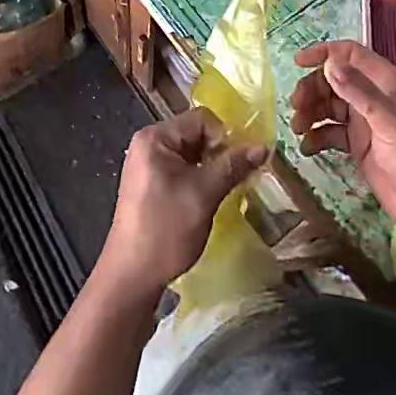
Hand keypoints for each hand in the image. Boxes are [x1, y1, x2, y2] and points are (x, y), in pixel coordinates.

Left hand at [97, 108, 265, 295]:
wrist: (132, 275)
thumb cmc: (166, 230)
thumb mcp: (204, 194)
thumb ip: (233, 166)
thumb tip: (263, 147)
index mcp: (155, 138)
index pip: (201, 119)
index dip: (224, 138)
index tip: (236, 166)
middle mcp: (148, 144)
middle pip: (197, 134)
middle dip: (219, 153)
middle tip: (234, 179)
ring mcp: (148, 164)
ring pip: (193, 153)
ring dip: (212, 167)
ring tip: (223, 190)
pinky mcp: (152, 183)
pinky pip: (184, 168)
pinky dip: (201, 178)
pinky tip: (209, 198)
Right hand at [291, 41, 395, 238]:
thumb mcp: (391, 124)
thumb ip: (359, 93)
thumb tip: (328, 63)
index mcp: (387, 84)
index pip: (351, 55)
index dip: (324, 54)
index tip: (297, 63)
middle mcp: (374, 99)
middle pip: (334, 80)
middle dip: (312, 89)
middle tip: (296, 108)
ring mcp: (366, 124)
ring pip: (329, 106)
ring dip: (310, 113)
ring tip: (298, 129)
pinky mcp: (360, 147)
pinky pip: (331, 134)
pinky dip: (316, 137)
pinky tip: (307, 149)